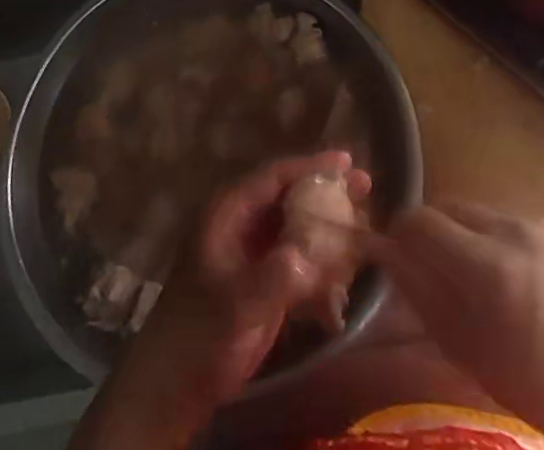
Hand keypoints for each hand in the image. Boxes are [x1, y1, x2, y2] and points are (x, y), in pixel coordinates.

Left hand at [161, 150, 371, 397]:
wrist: (177, 383)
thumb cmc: (197, 335)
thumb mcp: (233, 307)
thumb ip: (268, 281)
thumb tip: (306, 258)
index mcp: (226, 216)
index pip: (271, 179)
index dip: (308, 166)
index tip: (345, 159)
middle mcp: (241, 227)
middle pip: (288, 197)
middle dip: (325, 190)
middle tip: (365, 184)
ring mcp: (254, 254)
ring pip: (296, 226)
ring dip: (328, 225)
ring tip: (366, 223)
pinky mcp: (266, 282)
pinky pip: (299, 258)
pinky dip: (323, 261)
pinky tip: (349, 269)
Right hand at [367, 204, 543, 449]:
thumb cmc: (532, 382)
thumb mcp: (459, 341)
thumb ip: (415, 286)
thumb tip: (382, 248)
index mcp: (487, 264)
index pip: (420, 220)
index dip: (400, 234)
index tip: (397, 255)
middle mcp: (514, 230)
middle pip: (448, 207)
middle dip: (432, 232)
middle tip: (433, 267)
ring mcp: (543, 225)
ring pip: (478, 213)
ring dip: (465, 235)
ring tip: (477, 277)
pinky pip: (511, 223)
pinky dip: (499, 241)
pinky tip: (514, 277)